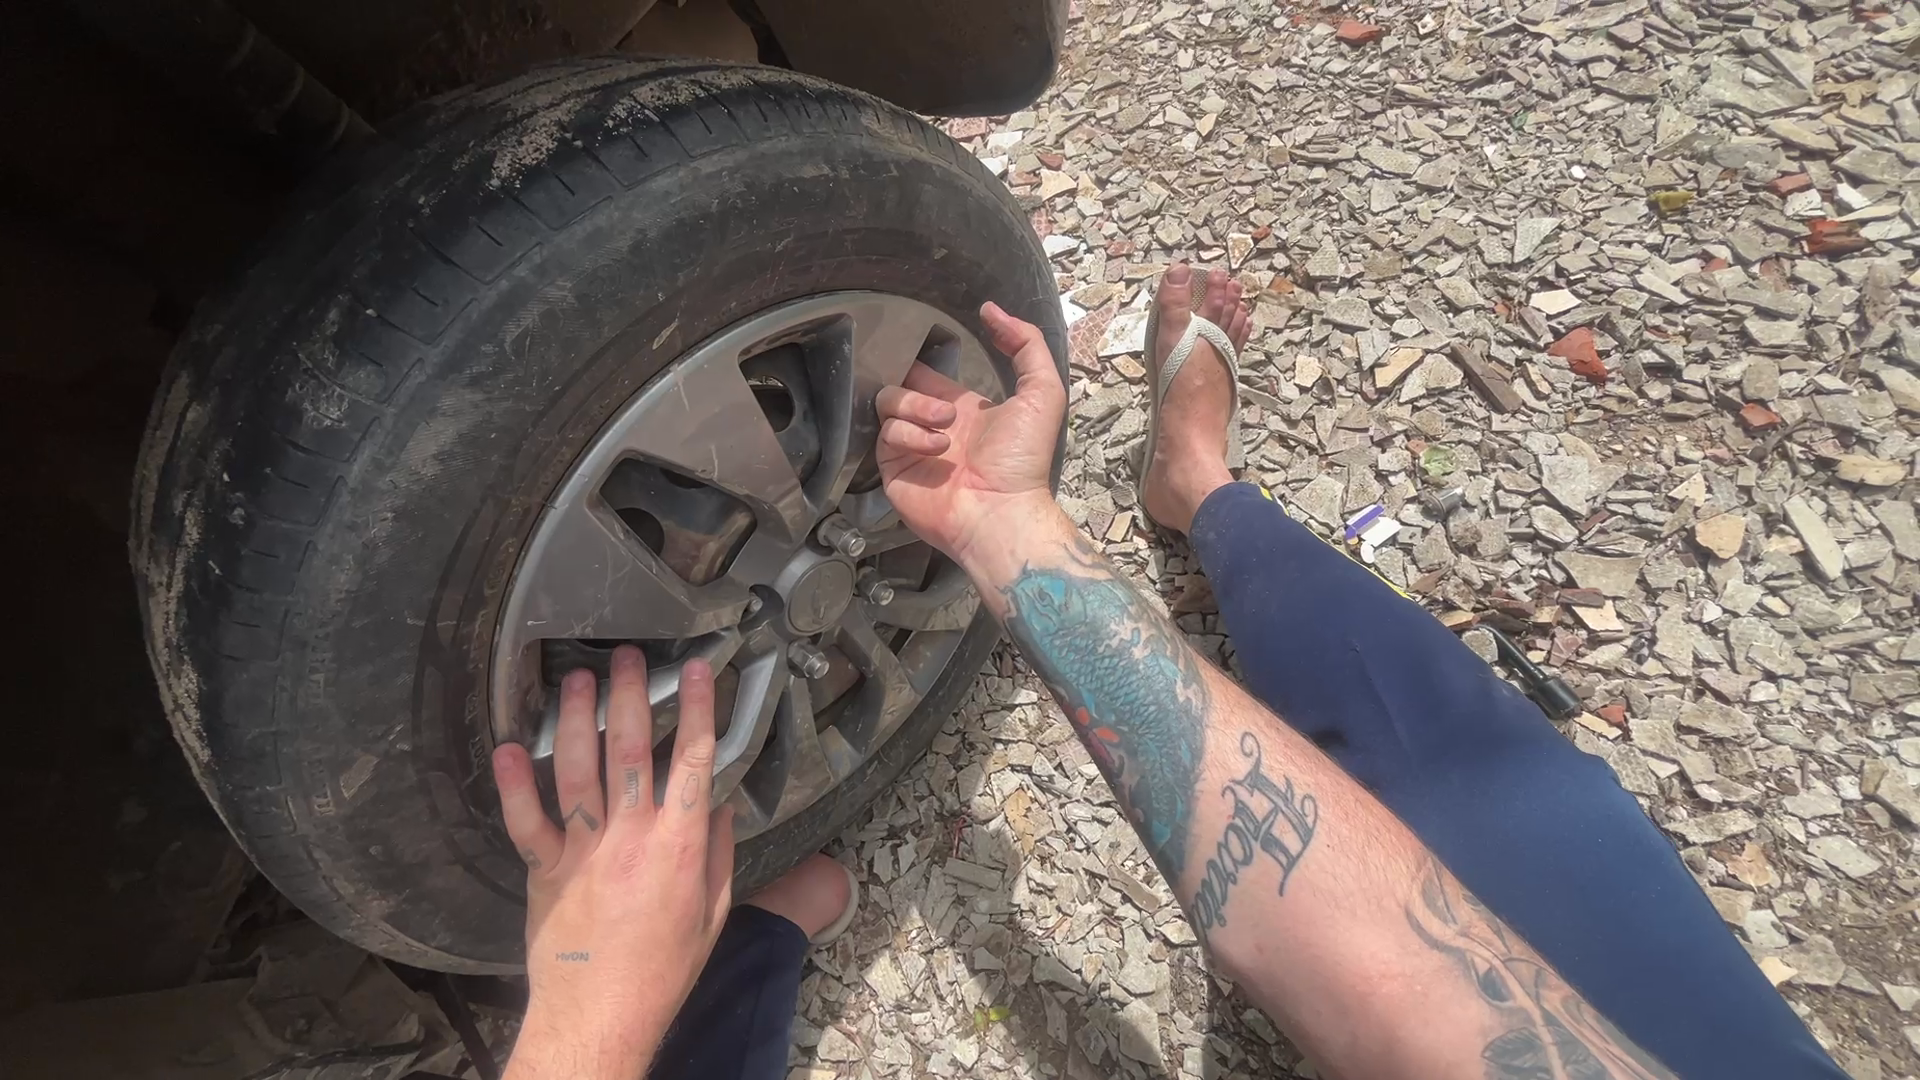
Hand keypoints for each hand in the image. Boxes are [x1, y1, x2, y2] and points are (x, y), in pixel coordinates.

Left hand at [491, 646, 733, 1079]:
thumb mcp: (714, 910)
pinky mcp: (542, 871)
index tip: (698, 670)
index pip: (693, 760)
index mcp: (679, 844)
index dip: (697, 709)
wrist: (597, 1021)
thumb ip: (719, 850)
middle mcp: (630, 835)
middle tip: (627, 656)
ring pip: (576, 771)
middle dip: (629, 696)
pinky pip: (526, 820)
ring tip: (576, 679)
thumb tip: (721, 801)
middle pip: (629, 750)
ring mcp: (582, 850)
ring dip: (575, 720)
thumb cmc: (666, 966)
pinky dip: (514, 783)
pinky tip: (506, 745)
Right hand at [875, 302, 1066, 563]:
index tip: (924, 349)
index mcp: (963, 408)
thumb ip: (1026, 345)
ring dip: (917, 407)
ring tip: (946, 427)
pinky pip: (887, 434)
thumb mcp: (1042, 392)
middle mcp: (933, 425)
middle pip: (901, 384)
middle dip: (915, 384)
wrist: (1001, 510)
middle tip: (943, 404)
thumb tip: (992, 310)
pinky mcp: (892, 466)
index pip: (928, 374)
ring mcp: (910, 446)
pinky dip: (911, 435)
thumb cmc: (1023, 458)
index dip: (923, 360)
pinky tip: (936, 449)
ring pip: (888, 402)